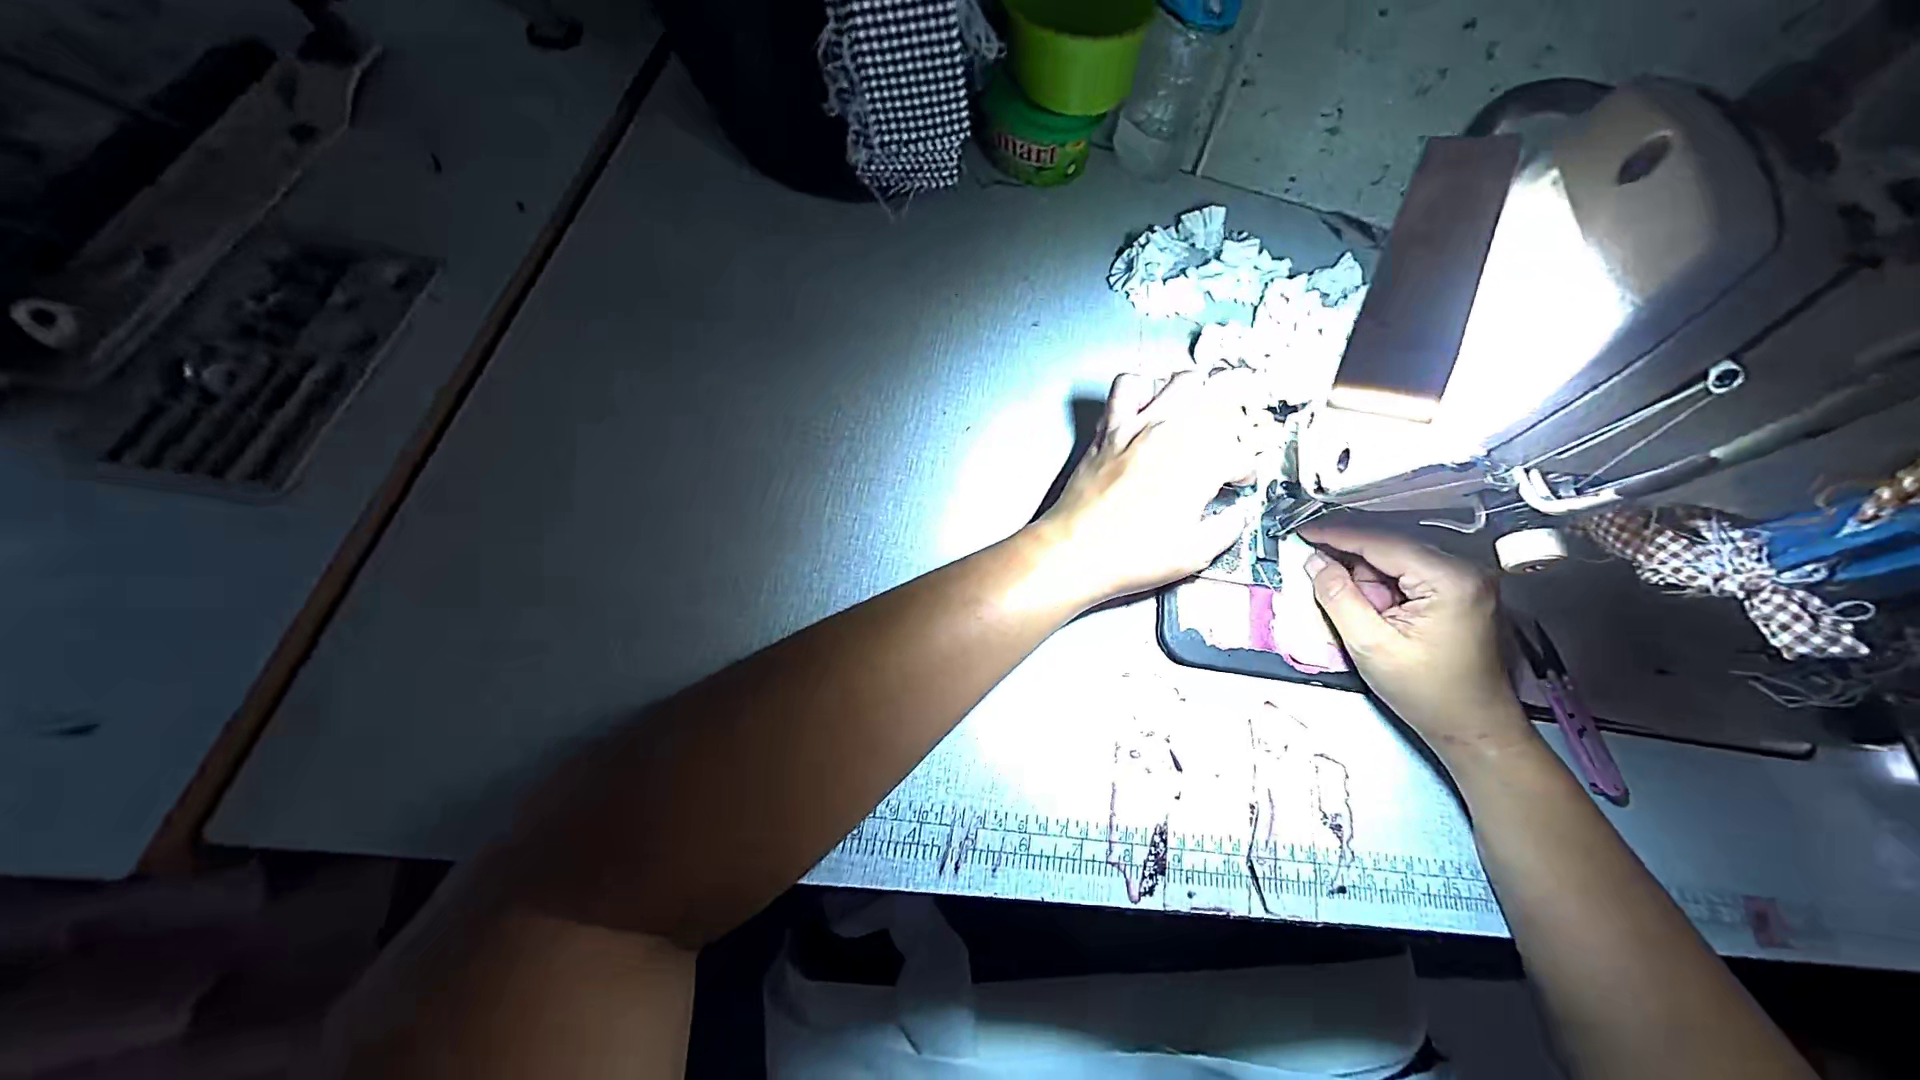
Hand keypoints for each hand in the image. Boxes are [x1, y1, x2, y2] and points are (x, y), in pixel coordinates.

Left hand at [1031, 371, 1258, 607]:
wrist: (1074, 550)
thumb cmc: (1127, 555)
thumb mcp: (1194, 553)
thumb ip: (1225, 529)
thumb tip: (1234, 518)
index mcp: (1202, 464)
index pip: (1241, 453)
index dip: (1245, 470)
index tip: (1237, 482)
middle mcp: (1173, 435)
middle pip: (1221, 408)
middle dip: (1230, 428)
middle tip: (1223, 448)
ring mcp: (1140, 426)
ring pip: (1182, 383)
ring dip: (1196, 397)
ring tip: (1194, 416)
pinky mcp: (1110, 429)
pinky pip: (1127, 387)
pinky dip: (1140, 389)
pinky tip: (1144, 407)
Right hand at [1298, 525, 1536, 761]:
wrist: (1474, 726)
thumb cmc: (1428, 693)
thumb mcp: (1369, 645)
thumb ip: (1337, 597)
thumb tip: (1315, 562)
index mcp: (1449, 578)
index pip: (1381, 541)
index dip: (1335, 534)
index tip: (1302, 532)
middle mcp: (1463, 569)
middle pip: (1388, 546)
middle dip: (1351, 561)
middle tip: (1319, 579)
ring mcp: (1463, 578)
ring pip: (1394, 559)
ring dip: (1366, 578)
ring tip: (1363, 615)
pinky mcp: (1457, 590)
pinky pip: (1406, 573)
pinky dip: (1381, 586)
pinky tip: (1376, 612)